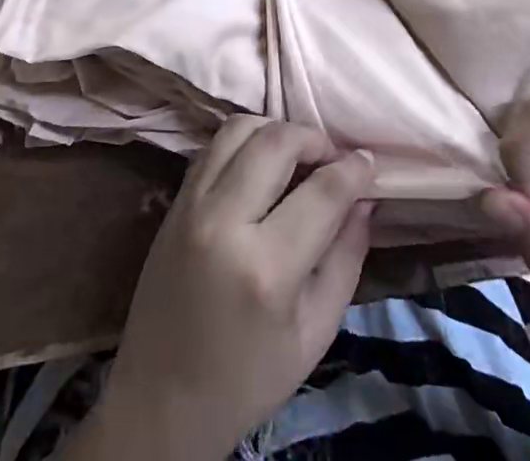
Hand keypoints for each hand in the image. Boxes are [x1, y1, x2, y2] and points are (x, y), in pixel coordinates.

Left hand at [66, 117, 376, 460]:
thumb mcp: (316, 330)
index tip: (369, 164)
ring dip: (276, 132)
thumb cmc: (249, 378)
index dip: (355, 169)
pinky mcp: (172, 204)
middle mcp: (223, 223)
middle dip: (315, 140)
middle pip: (276, 142)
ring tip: (298, 159)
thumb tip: (365, 198)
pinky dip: (244, 143)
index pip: (323, 191)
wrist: (160, 399)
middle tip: (333, 161)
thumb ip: (347, 256)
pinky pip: (212, 148)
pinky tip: (261, 167)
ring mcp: (190, 207)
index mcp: (266, 268)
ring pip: (239, 129)